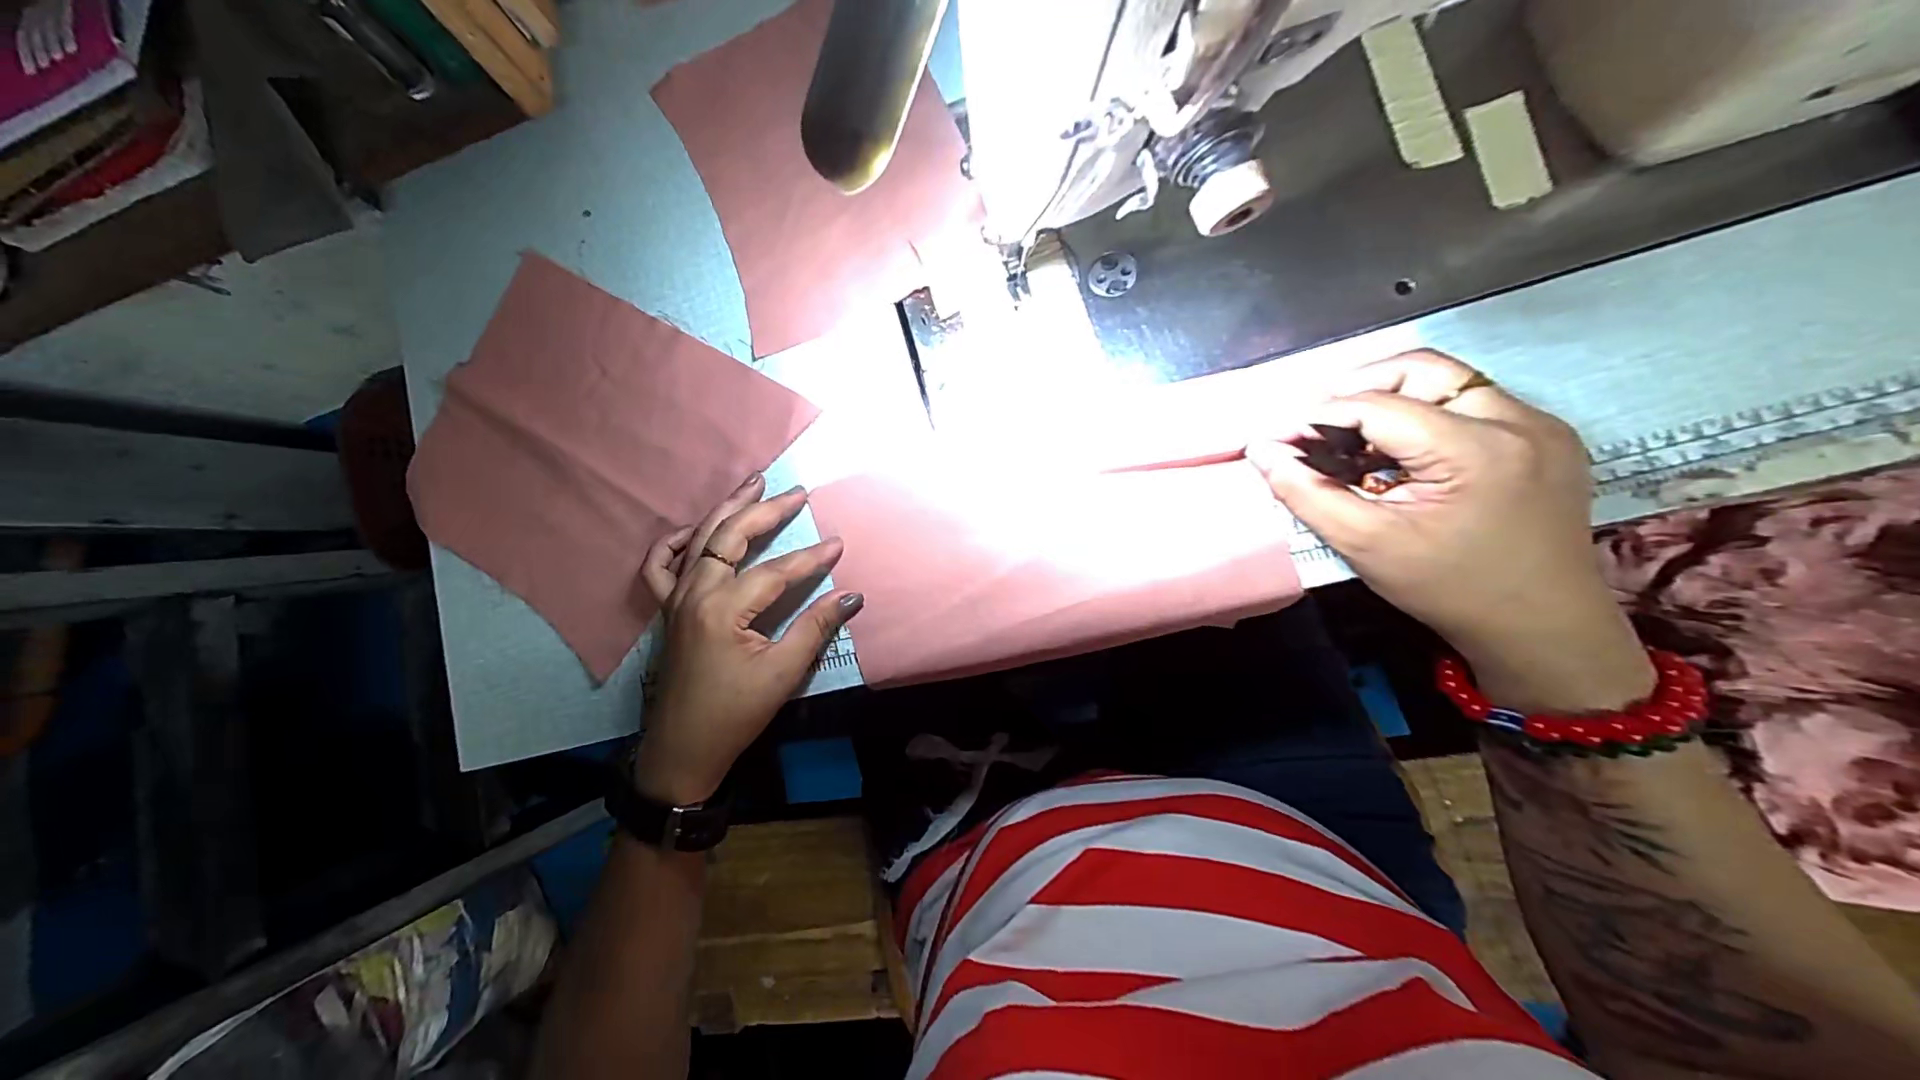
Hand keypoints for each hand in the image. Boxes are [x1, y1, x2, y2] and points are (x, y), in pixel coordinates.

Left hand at [632, 473, 862, 804]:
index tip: (838, 542)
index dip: (810, 557)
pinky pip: (661, 565)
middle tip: (796, 493)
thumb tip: (850, 595)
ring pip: (699, 540)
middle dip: (766, 511)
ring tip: (752, 486)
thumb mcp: (783, 672)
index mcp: (723, 609)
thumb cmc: (736, 713)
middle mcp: (694, 593)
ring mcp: (676, 599)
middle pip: (730, 536)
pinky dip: (677, 542)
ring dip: (727, 510)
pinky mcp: (668, 610)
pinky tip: (695, 530)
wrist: (683, 749)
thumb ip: (815, 627)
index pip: (775, 570)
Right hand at [1246, 350, 1652, 712]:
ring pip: (1449, 380)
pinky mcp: (1546, 437)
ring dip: (1394, 398)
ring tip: (1357, 437)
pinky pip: (1474, 404)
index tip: (1283, 439)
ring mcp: (1540, 425)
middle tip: (1319, 423)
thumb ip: (1307, 493)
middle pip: (1422, 368)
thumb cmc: (1448, 589)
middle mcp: (1518, 420)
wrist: (1541, 627)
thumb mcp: (1366, 545)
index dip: (1319, 417)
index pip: (1377, 405)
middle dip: (1360, 387)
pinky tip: (1403, 452)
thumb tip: (1263, 450)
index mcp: (1476, 449)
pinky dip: (1427, 414)